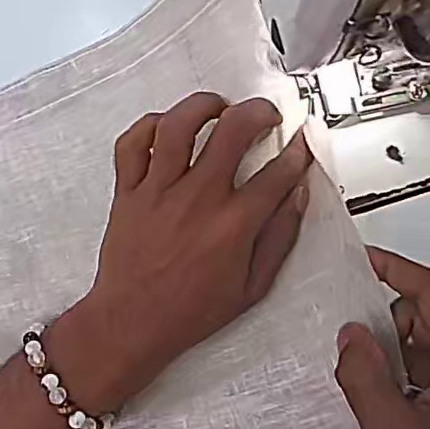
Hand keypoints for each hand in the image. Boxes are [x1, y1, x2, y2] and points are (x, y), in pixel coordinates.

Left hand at [48, 92, 313, 411]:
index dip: (297, 153)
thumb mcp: (251, 288)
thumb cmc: (186, 311)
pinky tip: (165, 127)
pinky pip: (132, 144)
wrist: (132, 322)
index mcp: (232, 226)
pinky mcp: (128, 193)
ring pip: (179, 125)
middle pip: (233, 131)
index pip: (277, 173)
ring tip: (218, 108)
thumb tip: (296, 200)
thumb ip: (279, 239)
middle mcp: (196, 201)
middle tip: (265, 115)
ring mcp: (158, 193)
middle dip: (259, 112)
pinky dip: (148, 126)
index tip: (301, 144)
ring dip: (204, 106)